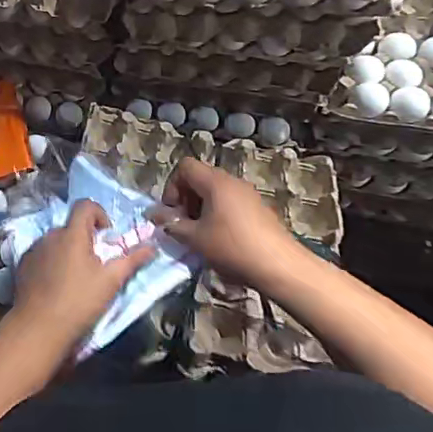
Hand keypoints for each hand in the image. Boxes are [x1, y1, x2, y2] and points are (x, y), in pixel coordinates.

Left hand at [8, 200, 155, 353]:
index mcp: (72, 234)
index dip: (99, 214)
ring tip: (76, 278)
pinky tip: (57, 286)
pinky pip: (42, 255)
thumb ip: (132, 260)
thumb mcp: (111, 282)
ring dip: (68, 251)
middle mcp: (50, 235)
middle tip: (96, 264)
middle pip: (71, 226)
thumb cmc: (79, 302)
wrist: (38, 329)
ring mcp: (34, 250)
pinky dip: (52, 262)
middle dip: (85, 239)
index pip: (85, 205)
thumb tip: (152, 246)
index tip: (106, 236)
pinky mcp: (22, 265)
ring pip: (56, 241)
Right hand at [152, 158, 301, 287]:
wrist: (278, 264)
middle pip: (200, 178)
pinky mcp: (257, 208)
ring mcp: (247, 193)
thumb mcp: (196, 238)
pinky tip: (220, 239)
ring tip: (200, 235)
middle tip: (184, 226)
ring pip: (215, 191)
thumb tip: (154, 215)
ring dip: (201, 208)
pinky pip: (229, 202)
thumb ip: (172, 224)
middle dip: (186, 199)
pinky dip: (218, 214)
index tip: (173, 213)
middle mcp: (231, 181)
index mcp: (214, 181)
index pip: (185, 166)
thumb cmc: (232, 246)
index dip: (172, 186)